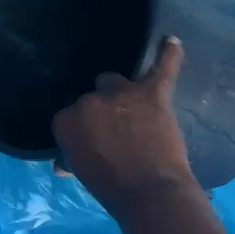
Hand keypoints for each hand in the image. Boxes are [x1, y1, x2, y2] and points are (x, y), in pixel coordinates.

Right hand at [51, 36, 199, 217]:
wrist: (151, 193)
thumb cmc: (110, 187)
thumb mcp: (80, 171)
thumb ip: (71, 157)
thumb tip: (64, 163)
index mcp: (66, 119)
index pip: (68, 114)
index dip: (82, 128)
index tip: (90, 141)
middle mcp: (89, 100)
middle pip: (91, 96)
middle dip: (100, 112)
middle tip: (113, 132)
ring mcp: (123, 94)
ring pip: (115, 80)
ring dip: (121, 93)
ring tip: (131, 109)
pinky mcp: (154, 95)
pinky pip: (162, 68)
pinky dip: (168, 55)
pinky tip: (170, 40)